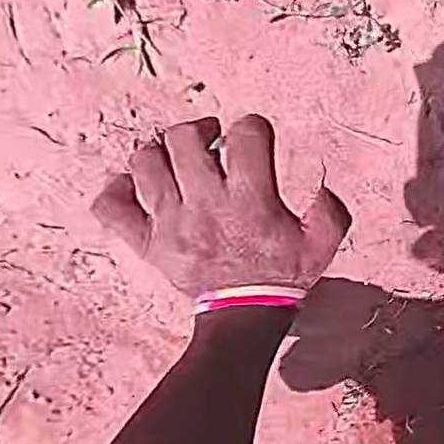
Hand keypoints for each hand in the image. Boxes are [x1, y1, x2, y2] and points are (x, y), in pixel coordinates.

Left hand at [92, 115, 351, 296]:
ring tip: (176, 161)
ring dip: (160, 154)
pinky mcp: (147, 243)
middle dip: (199, 131)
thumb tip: (323, 187)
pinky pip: (111, 208)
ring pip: (145, 163)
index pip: (245, 137)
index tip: (254, 138)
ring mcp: (170, 224)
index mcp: (249, 201)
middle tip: (210, 142)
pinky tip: (135, 187)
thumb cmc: (282, 275)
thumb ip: (331, 214)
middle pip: (183, 139)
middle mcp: (206, 205)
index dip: (252, 127)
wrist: (244, 316)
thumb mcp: (321, 247)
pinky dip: (116, 191)